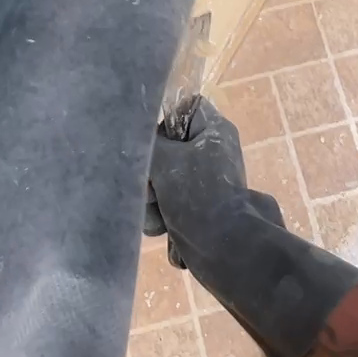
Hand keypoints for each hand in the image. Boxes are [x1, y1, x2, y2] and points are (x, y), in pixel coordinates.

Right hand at [145, 97, 287, 268]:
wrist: (221, 249)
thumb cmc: (196, 195)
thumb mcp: (164, 160)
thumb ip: (146, 142)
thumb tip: (136, 136)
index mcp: (214, 130)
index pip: (184, 108)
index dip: (164, 121)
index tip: (150, 140)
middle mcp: (213, 152)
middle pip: (168, 148)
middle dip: (151, 172)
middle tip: (148, 185)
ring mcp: (206, 182)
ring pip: (164, 180)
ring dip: (152, 199)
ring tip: (156, 213)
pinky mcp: (199, 209)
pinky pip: (170, 204)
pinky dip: (163, 217)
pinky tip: (162, 228)